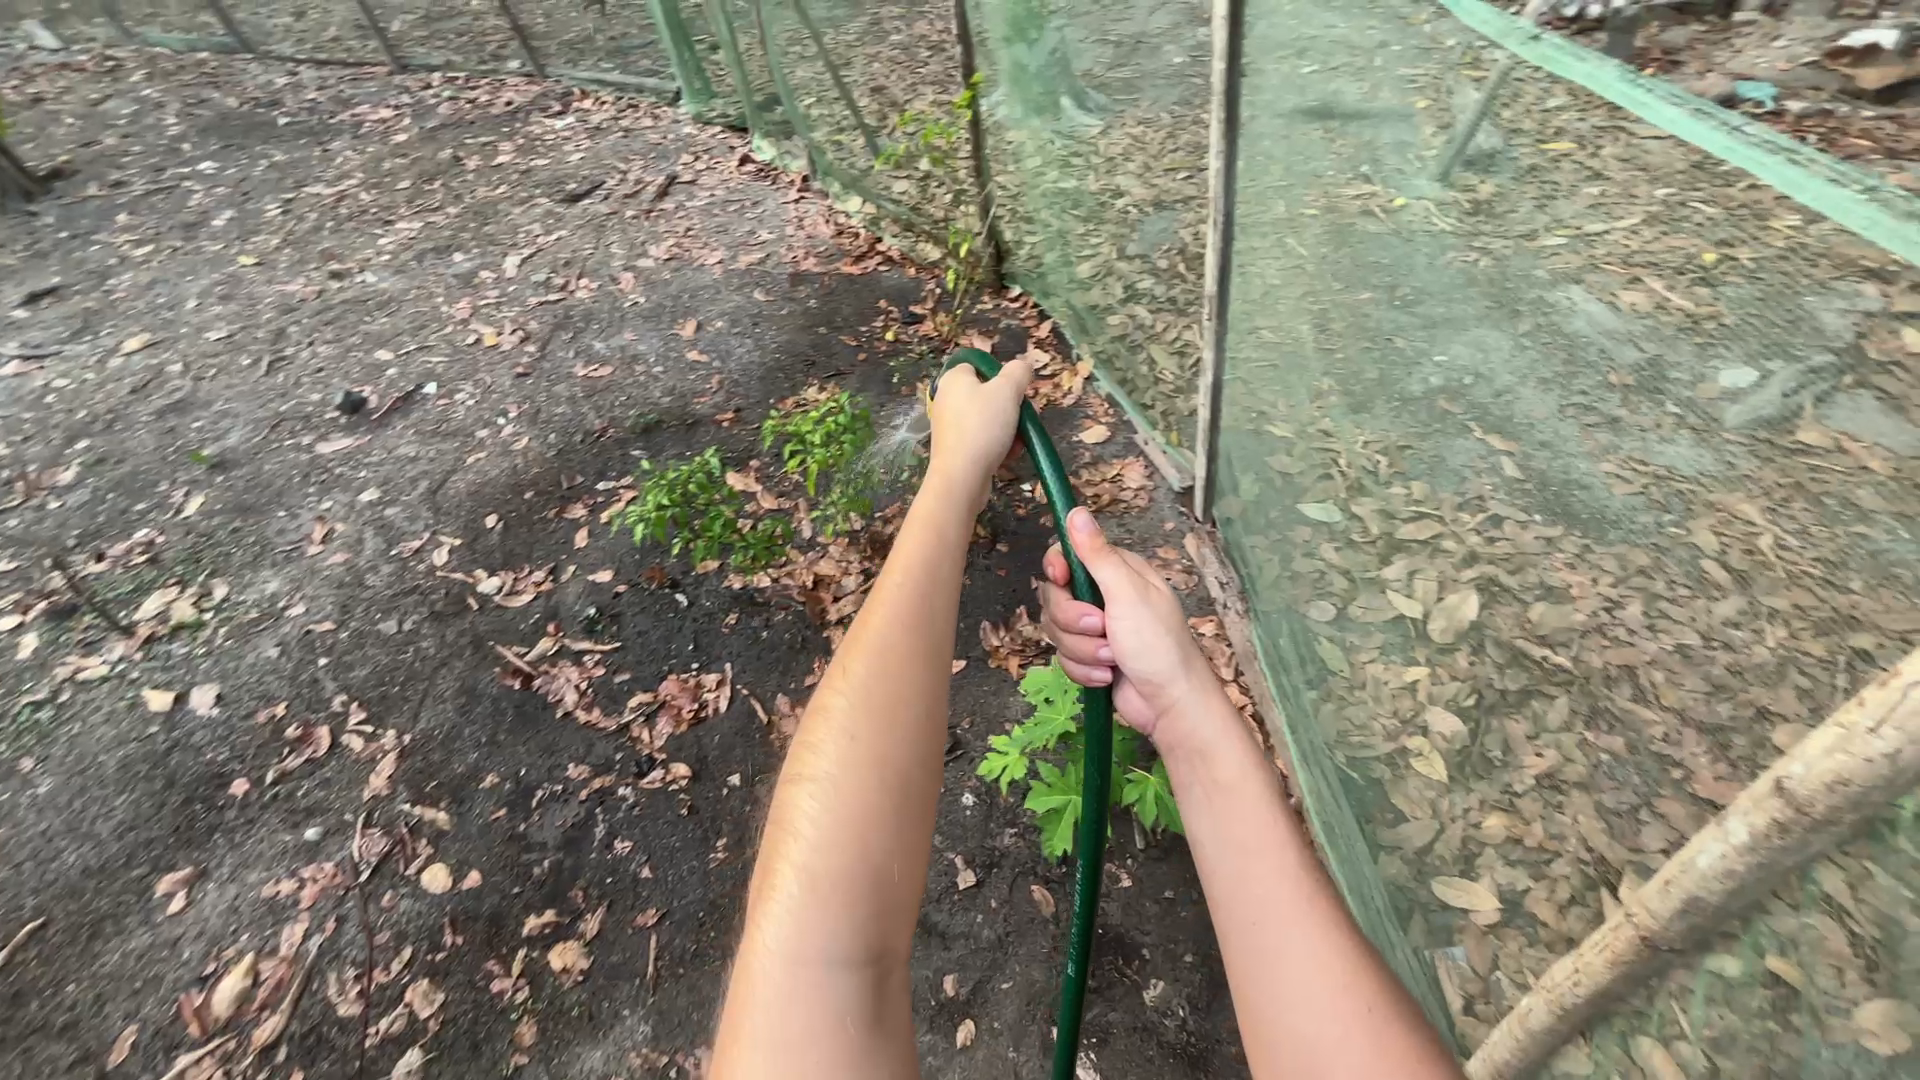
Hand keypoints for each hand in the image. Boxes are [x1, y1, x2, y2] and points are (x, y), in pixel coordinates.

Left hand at [926, 358, 1033, 509]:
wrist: (962, 477)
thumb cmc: (983, 427)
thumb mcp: (1007, 391)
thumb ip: (1018, 372)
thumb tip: (1022, 365)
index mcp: (954, 379)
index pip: (980, 365)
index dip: (1001, 376)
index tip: (1017, 391)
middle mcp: (948, 399)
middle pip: (989, 395)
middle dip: (1013, 408)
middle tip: (1026, 417)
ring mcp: (951, 426)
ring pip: (991, 420)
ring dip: (1011, 430)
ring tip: (1020, 442)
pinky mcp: (956, 449)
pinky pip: (984, 440)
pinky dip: (999, 445)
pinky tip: (1010, 455)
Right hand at [1038, 507, 1214, 742]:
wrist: (1170, 704)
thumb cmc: (1157, 643)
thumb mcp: (1127, 593)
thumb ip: (1097, 554)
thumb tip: (1076, 511)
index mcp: (1117, 572)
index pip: (1067, 556)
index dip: (1057, 569)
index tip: (1060, 580)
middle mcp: (1104, 596)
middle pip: (1056, 597)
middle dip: (1073, 621)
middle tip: (1101, 629)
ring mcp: (1096, 629)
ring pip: (1057, 631)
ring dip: (1082, 650)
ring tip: (1111, 659)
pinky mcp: (1091, 657)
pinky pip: (1065, 658)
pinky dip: (1084, 670)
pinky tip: (1108, 677)